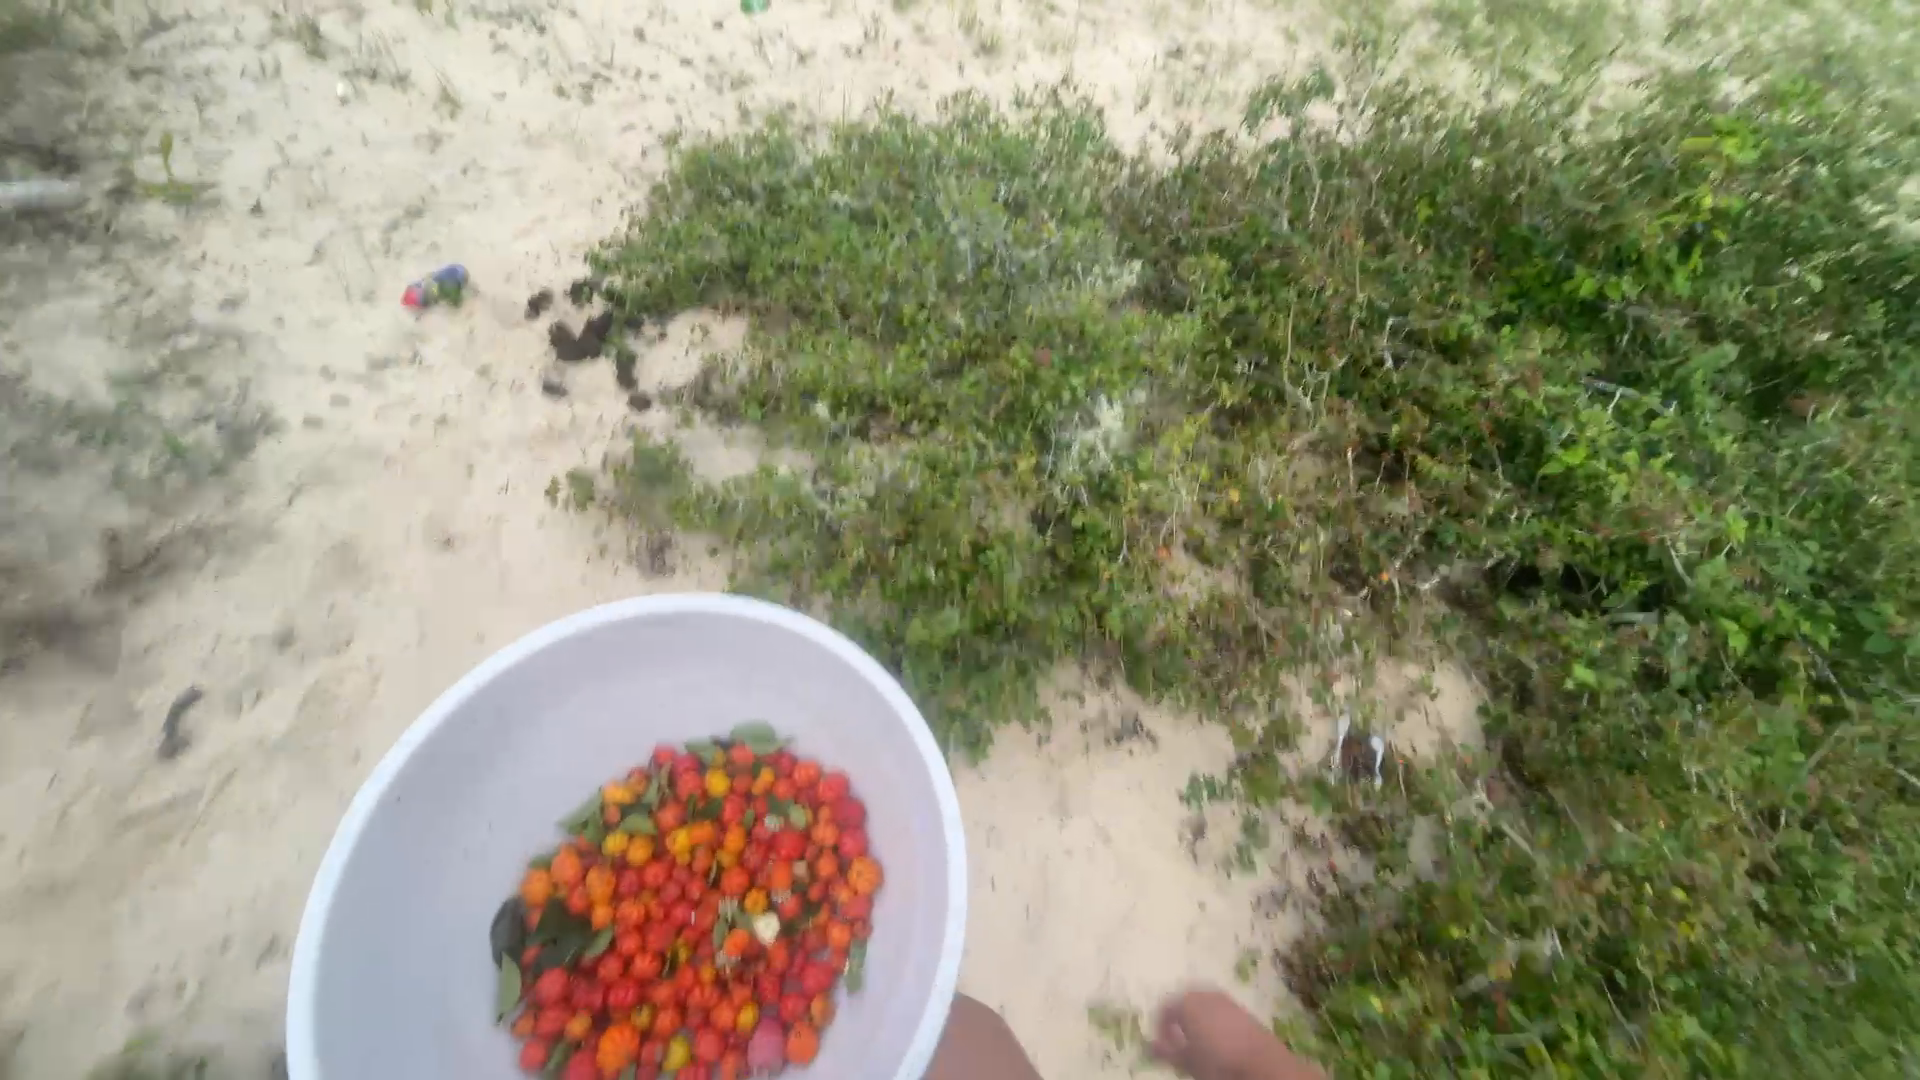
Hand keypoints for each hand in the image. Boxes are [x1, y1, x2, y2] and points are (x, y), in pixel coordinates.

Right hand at [1149, 987, 1323, 1079]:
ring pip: (1203, 1007)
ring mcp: (1225, 1000)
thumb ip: (1165, 1051)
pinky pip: (1220, 1013)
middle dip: (1179, 1024)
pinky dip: (1215, 1025)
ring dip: (1198, 1024)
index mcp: (1186, 1002)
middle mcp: (1204, 993)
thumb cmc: (1218, 1062)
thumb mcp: (1187, 1061)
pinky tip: (1220, 1045)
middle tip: (1181, 1046)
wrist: (1263, 1064)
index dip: (1160, 1028)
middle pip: (1183, 1004)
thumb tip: (1149, 1045)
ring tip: (1201, 1047)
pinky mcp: (1242, 1010)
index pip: (1164, 1009)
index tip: (1164, 1049)